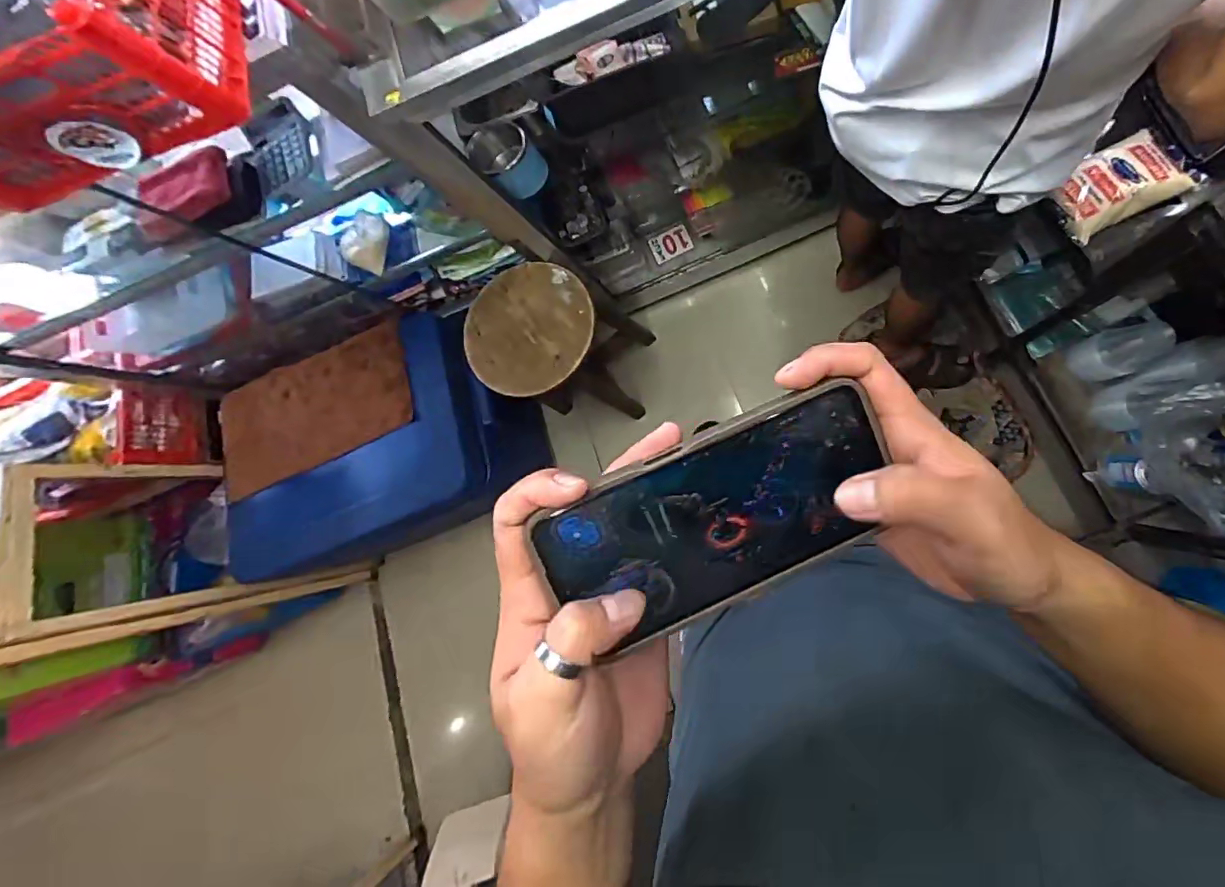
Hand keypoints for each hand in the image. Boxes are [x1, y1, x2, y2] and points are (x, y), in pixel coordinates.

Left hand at [489, 424, 679, 817]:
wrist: (591, 784)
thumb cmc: (547, 747)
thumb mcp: (540, 701)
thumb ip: (569, 646)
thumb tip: (624, 599)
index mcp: (530, 596)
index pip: (516, 523)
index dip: (537, 493)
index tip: (577, 488)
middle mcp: (571, 582)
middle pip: (587, 511)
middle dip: (618, 472)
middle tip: (664, 440)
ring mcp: (612, 597)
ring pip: (631, 532)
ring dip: (657, 495)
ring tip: (690, 462)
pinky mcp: (648, 615)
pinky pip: (665, 569)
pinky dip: (685, 543)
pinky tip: (708, 523)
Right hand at [774, 343, 1075, 611]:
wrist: (1017, 580)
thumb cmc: (1001, 536)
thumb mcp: (963, 511)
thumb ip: (910, 495)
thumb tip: (842, 492)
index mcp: (912, 427)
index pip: (869, 368)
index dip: (829, 359)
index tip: (788, 378)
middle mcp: (890, 443)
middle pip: (840, 400)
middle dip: (801, 399)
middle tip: (763, 428)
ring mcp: (881, 478)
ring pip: (831, 445)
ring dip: (799, 447)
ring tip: (761, 466)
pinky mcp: (875, 511)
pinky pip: (834, 490)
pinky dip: (809, 492)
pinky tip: (788, 508)